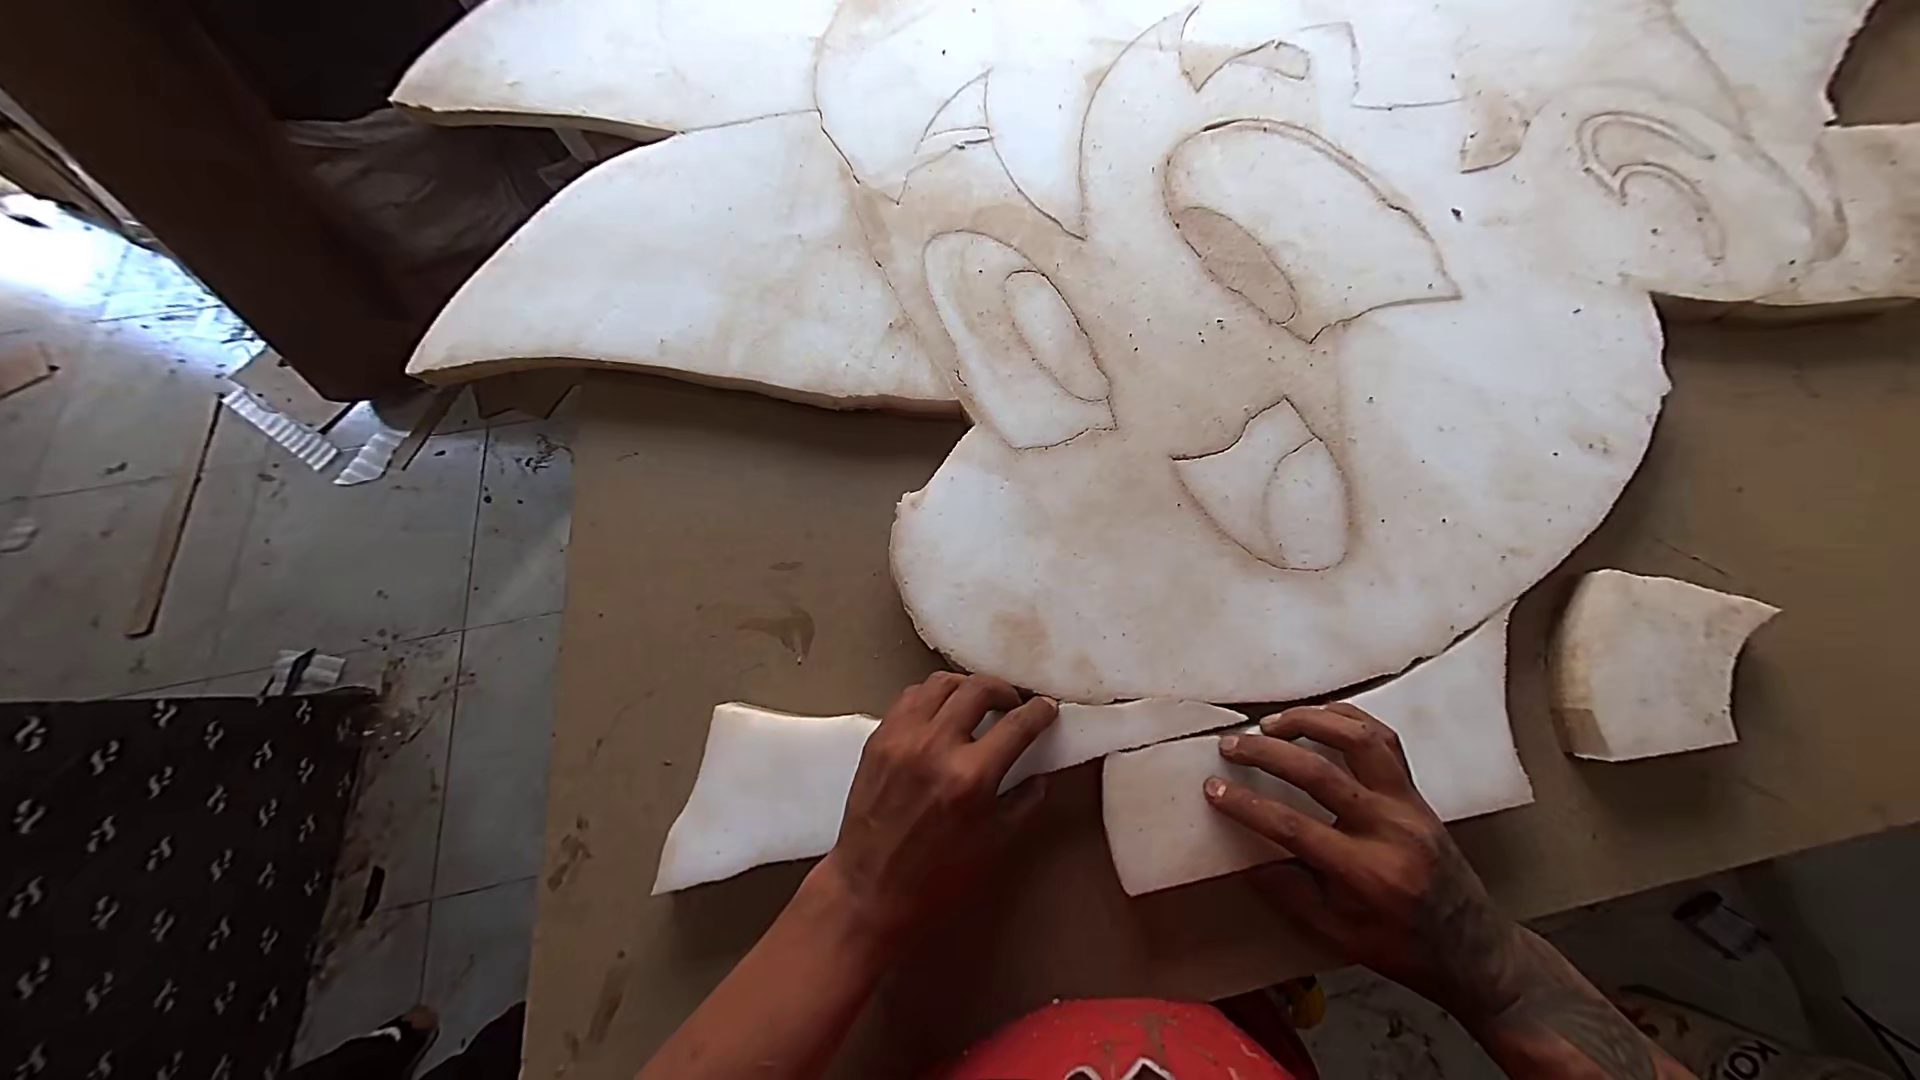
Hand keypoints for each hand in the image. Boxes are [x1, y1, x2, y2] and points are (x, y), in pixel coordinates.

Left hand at [815, 672, 1057, 945]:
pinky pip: (909, 697)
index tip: (1046, 707)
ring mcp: (902, 738)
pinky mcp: (878, 739)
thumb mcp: (995, 846)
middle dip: (1005, 690)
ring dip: (967, 686)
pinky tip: (941, 711)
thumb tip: (1041, 774)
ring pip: (941, 683)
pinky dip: (931, 696)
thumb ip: (1024, 803)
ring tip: (977, 701)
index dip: (1039, 711)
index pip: (1017, 725)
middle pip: (979, 689)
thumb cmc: (937, 881)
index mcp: (970, 777)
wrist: (868, 894)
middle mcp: (935, 747)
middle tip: (1013, 702)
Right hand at [1204, 704, 1523, 1024]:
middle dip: (1266, 753)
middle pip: (1320, 772)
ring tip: (1271, 723)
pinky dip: (1346, 718)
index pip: (1294, 828)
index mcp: (1370, 875)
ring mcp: (1410, 805)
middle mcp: (1393, 830)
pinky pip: (1383, 739)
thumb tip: (1243, 852)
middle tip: (1231, 745)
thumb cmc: (1403, 947)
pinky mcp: (1417, 792)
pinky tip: (1315, 716)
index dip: (1246, 806)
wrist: (1480, 954)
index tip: (1213, 789)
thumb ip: (1287, 890)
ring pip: (1359, 740)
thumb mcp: (1337, 934)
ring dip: (1309, 722)